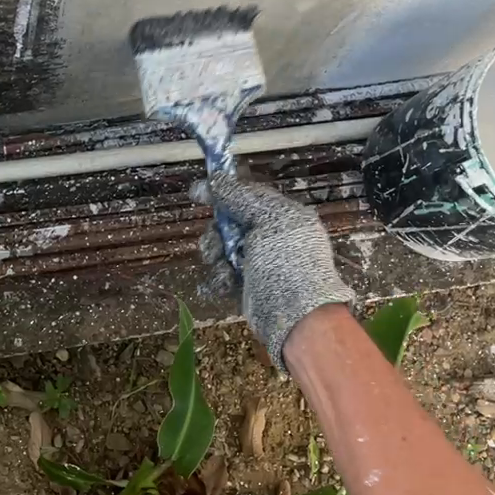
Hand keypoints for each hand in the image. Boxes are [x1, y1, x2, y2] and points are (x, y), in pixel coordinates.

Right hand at [195, 171, 354, 368]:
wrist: (296, 316)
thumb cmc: (287, 262)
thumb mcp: (269, 220)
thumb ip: (240, 197)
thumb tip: (215, 178)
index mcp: (283, 216)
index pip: (247, 195)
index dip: (223, 193)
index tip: (198, 193)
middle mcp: (271, 237)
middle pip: (229, 223)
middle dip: (217, 232)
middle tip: (217, 243)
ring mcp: (259, 262)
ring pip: (222, 248)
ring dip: (216, 256)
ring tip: (224, 268)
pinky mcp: (247, 286)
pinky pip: (222, 273)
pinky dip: (218, 278)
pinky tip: (223, 283)